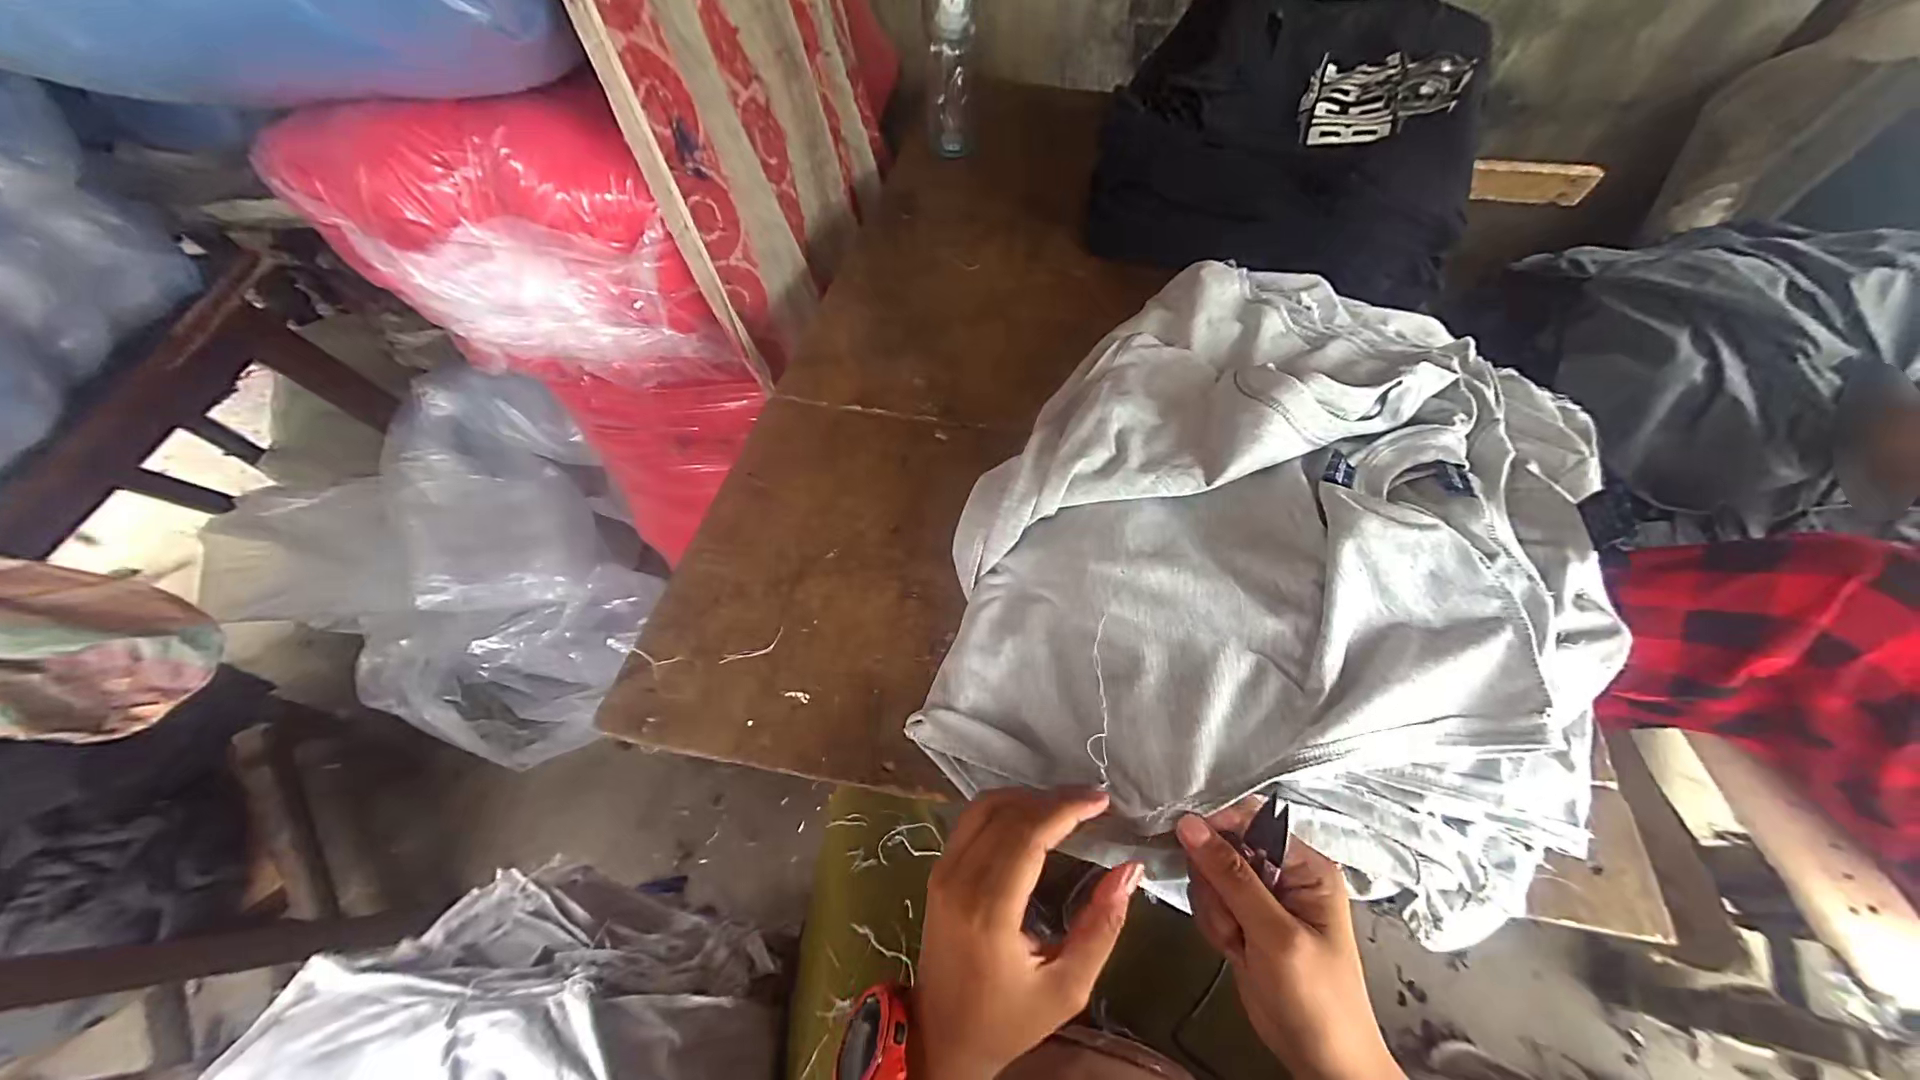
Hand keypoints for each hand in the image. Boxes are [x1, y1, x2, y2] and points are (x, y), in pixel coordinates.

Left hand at [912, 787, 1144, 1079]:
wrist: (941, 1036)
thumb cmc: (1007, 1020)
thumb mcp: (1066, 988)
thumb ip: (1101, 926)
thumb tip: (1129, 870)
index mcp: (988, 911)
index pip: (1027, 836)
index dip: (1065, 809)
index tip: (1100, 800)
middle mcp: (959, 880)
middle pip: (1007, 814)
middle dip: (1053, 799)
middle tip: (1092, 800)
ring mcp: (943, 871)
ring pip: (985, 807)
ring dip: (1027, 797)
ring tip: (1067, 805)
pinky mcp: (938, 870)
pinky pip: (971, 819)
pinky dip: (1005, 806)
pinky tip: (1033, 815)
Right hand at [1178, 807, 1404, 1079]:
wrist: (1320, 1063)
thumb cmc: (1315, 998)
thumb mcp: (1274, 934)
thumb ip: (1230, 875)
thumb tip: (1189, 823)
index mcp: (1305, 864)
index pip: (1250, 818)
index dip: (1217, 826)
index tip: (1190, 845)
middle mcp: (1281, 872)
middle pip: (1222, 845)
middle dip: (1216, 883)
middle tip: (1232, 919)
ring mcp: (1260, 895)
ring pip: (1208, 873)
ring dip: (1214, 908)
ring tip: (1238, 941)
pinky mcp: (1241, 916)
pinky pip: (1207, 899)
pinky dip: (1213, 923)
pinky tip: (1233, 948)